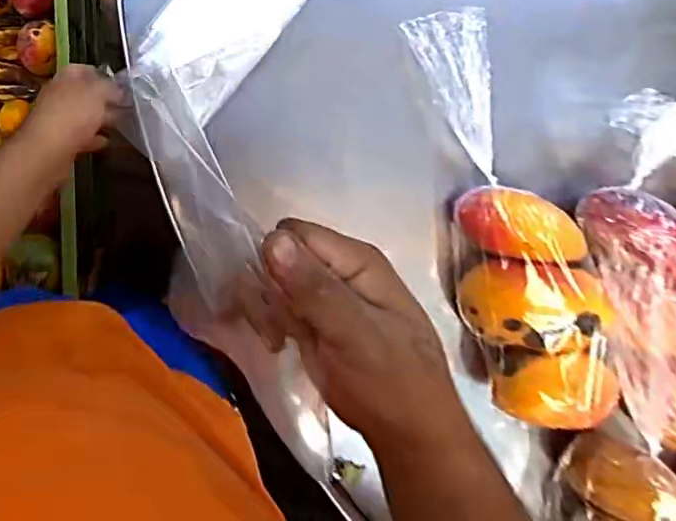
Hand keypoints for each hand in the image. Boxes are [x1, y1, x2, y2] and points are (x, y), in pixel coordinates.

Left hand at [16, 64, 123, 157]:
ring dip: (99, 119)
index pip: (83, 69)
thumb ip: (110, 88)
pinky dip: (92, 138)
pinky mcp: (59, 142)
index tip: (119, 84)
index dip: (102, 74)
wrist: (47, 150)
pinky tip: (105, 141)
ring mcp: (57, 119)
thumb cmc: (73, 113)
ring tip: (120, 123)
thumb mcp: (98, 92)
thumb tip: (117, 90)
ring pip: (82, 116)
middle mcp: (59, 95)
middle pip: (83, 94)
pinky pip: (80, 137)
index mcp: (66, 78)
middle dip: (103, 99)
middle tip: (124, 105)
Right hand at [258, 220, 466, 449]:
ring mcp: (324, 293)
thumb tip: (272, 240)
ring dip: (264, 307)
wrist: (411, 441)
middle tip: (273, 326)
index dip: (276, 260)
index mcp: (356, 259)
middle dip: (266, 287)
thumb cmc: (392, 384)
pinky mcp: (312, 317)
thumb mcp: (355, 336)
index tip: (277, 298)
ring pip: (270, 278)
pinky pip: (275, 302)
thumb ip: (314, 288)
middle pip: (277, 254)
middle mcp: (337, 267)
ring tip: (275, 339)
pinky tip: (277, 343)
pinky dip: (267, 320)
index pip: (293, 233)